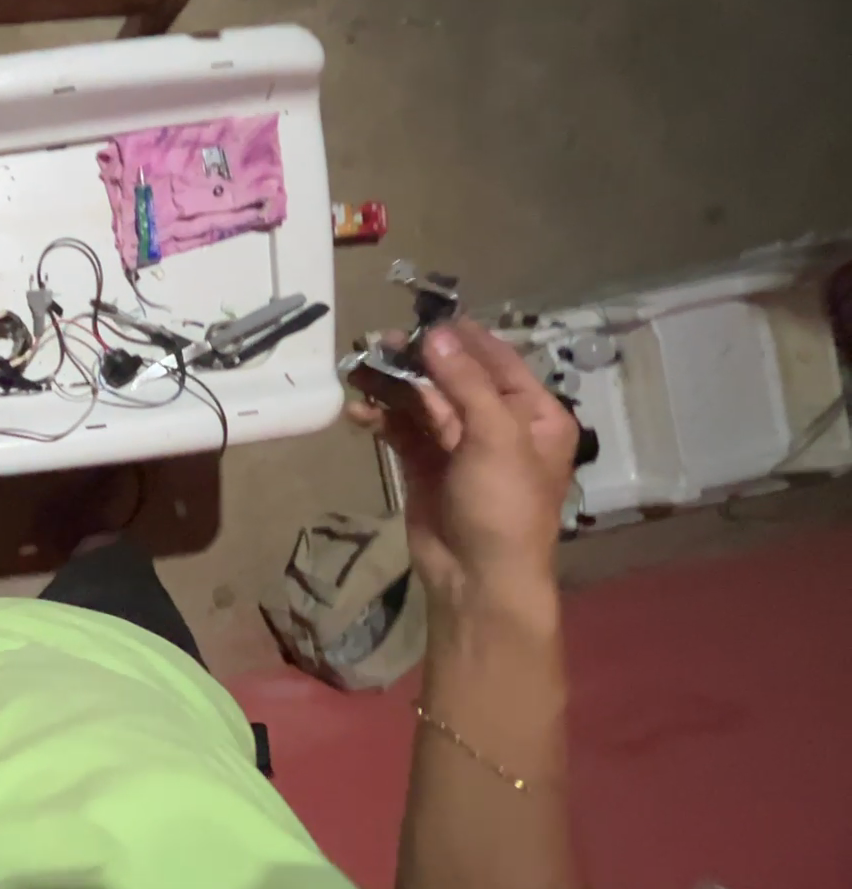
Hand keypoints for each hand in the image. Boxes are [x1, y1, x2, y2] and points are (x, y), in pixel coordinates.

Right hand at [347, 321, 576, 626]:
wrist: (475, 573)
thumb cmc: (503, 506)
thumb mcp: (493, 438)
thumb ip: (465, 384)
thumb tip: (436, 335)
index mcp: (531, 415)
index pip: (498, 362)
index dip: (463, 338)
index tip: (427, 315)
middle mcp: (495, 424)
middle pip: (452, 379)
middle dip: (417, 361)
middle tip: (379, 342)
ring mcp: (455, 445)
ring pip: (420, 403)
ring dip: (390, 387)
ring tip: (357, 371)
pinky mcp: (422, 463)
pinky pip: (399, 430)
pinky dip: (379, 419)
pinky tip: (357, 412)